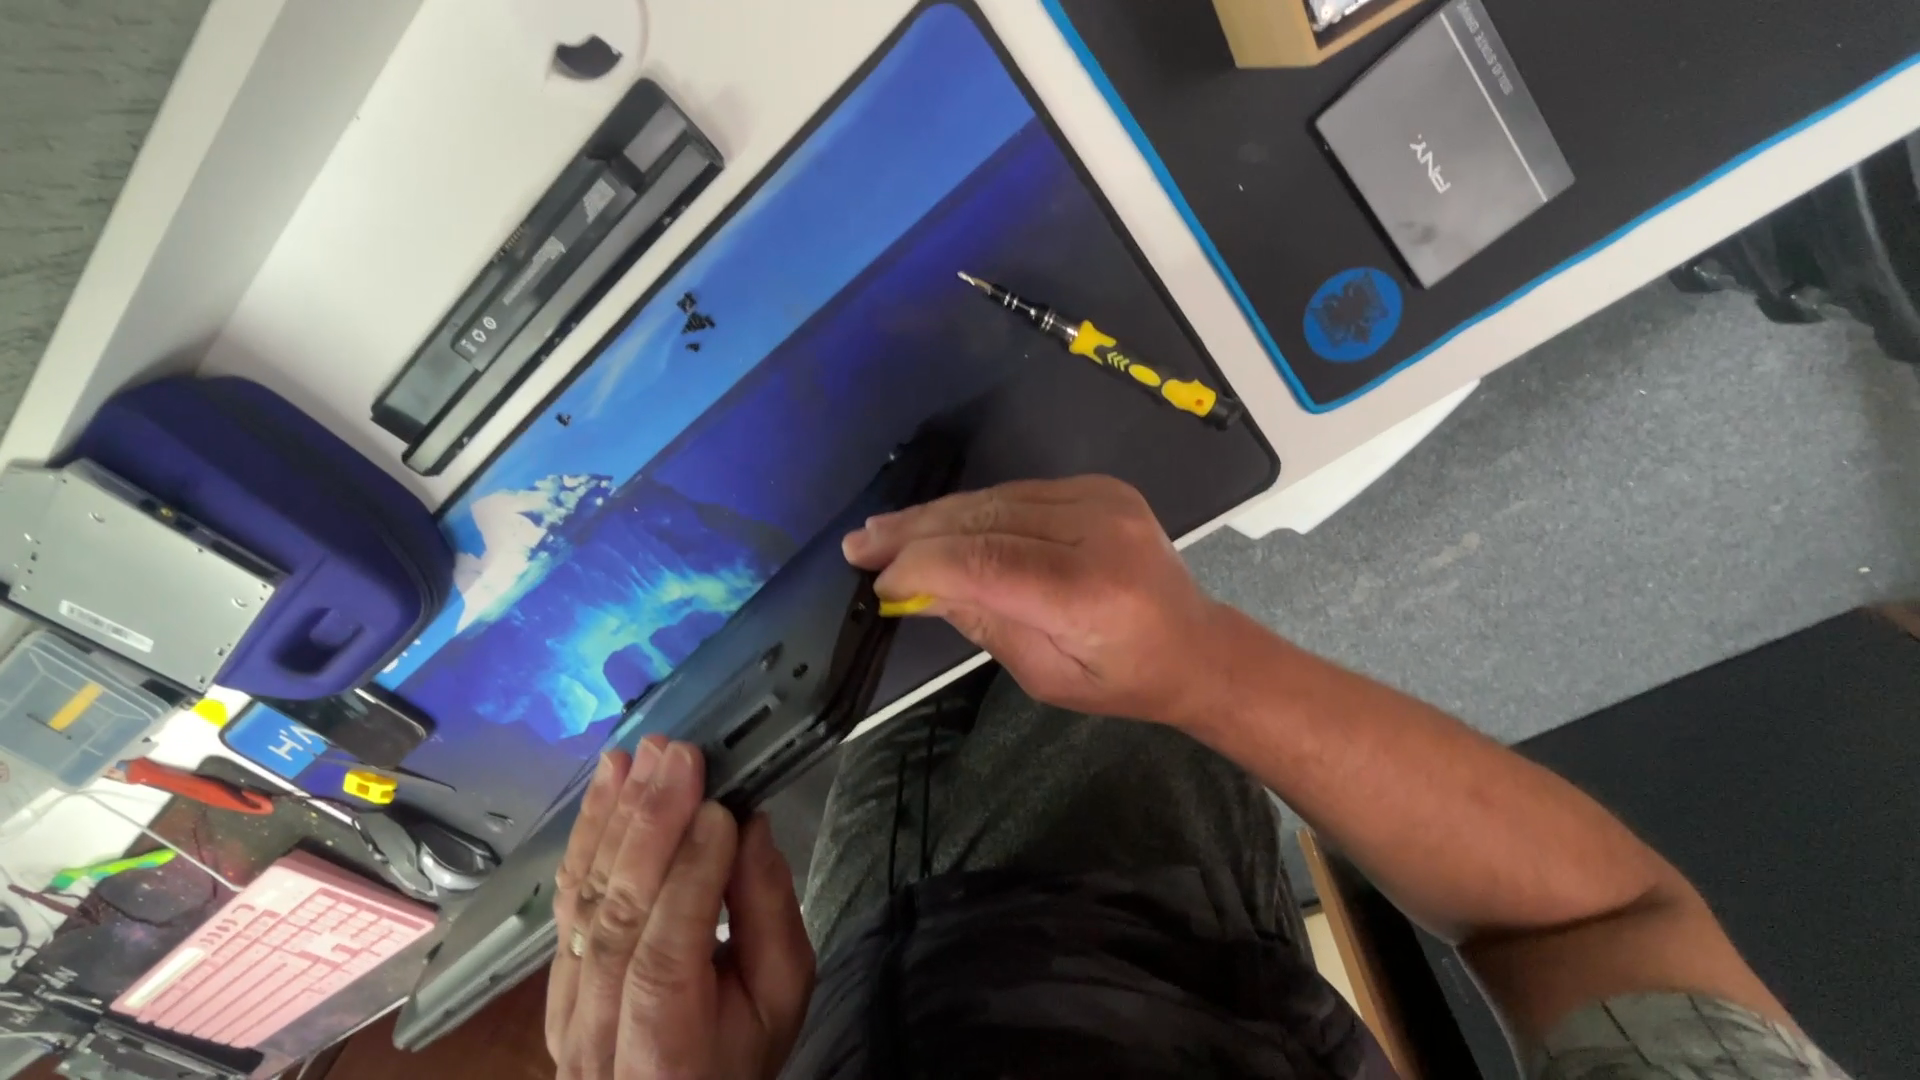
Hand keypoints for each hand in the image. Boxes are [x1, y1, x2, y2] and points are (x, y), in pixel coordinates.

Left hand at [547, 738, 814, 1078]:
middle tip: (677, 757)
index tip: (717, 809)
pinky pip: (566, 897)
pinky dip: (587, 833)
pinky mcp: (552, 975)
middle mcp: (598, 1033)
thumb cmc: (738, 1053)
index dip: (689, 877)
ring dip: (614, 817)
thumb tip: (750, 827)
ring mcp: (563, 1005)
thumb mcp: (781, 995)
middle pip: (616, 918)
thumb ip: (770, 912)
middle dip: (649, 826)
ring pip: (583, 901)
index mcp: (667, 1051)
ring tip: (639, 757)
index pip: (666, 954)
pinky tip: (606, 785)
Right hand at [842, 475, 1231, 725]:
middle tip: (861, 544)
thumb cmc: (1121, 679)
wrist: (1195, 643)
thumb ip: (982, 621)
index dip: (922, 566)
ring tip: (884, 531)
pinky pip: (1016, 493)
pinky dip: (970, 509)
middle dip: (915, 533)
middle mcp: (1098, 530)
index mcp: (1090, 590)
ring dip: (934, 516)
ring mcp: (1103, 499)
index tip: (879, 582)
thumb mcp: (1044, 673)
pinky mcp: (1099, 486)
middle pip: (984, 519)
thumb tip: (916, 587)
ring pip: (994, 498)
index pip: (985, 562)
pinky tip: (934, 522)